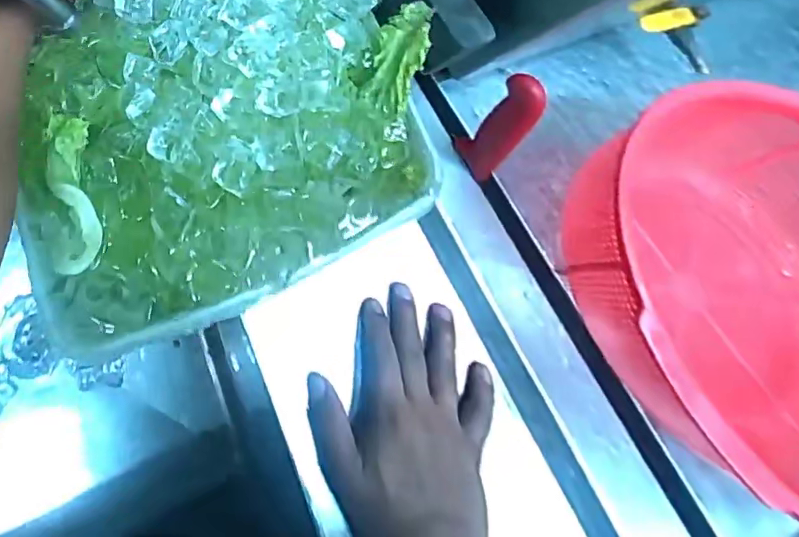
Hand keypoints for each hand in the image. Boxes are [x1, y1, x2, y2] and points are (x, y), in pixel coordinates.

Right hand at [308, 283, 494, 536]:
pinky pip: (480, 412)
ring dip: (444, 338)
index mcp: (388, 409)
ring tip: (442, 309)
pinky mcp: (472, 448)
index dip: (375, 326)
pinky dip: (481, 388)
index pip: (381, 355)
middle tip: (404, 287)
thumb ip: (327, 422)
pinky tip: (481, 367)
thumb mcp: (342, 470)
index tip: (372, 300)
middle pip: (413, 353)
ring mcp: (450, 426)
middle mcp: (421, 407)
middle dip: (406, 318)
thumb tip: (316, 376)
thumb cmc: (382, 511)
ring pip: (446, 371)